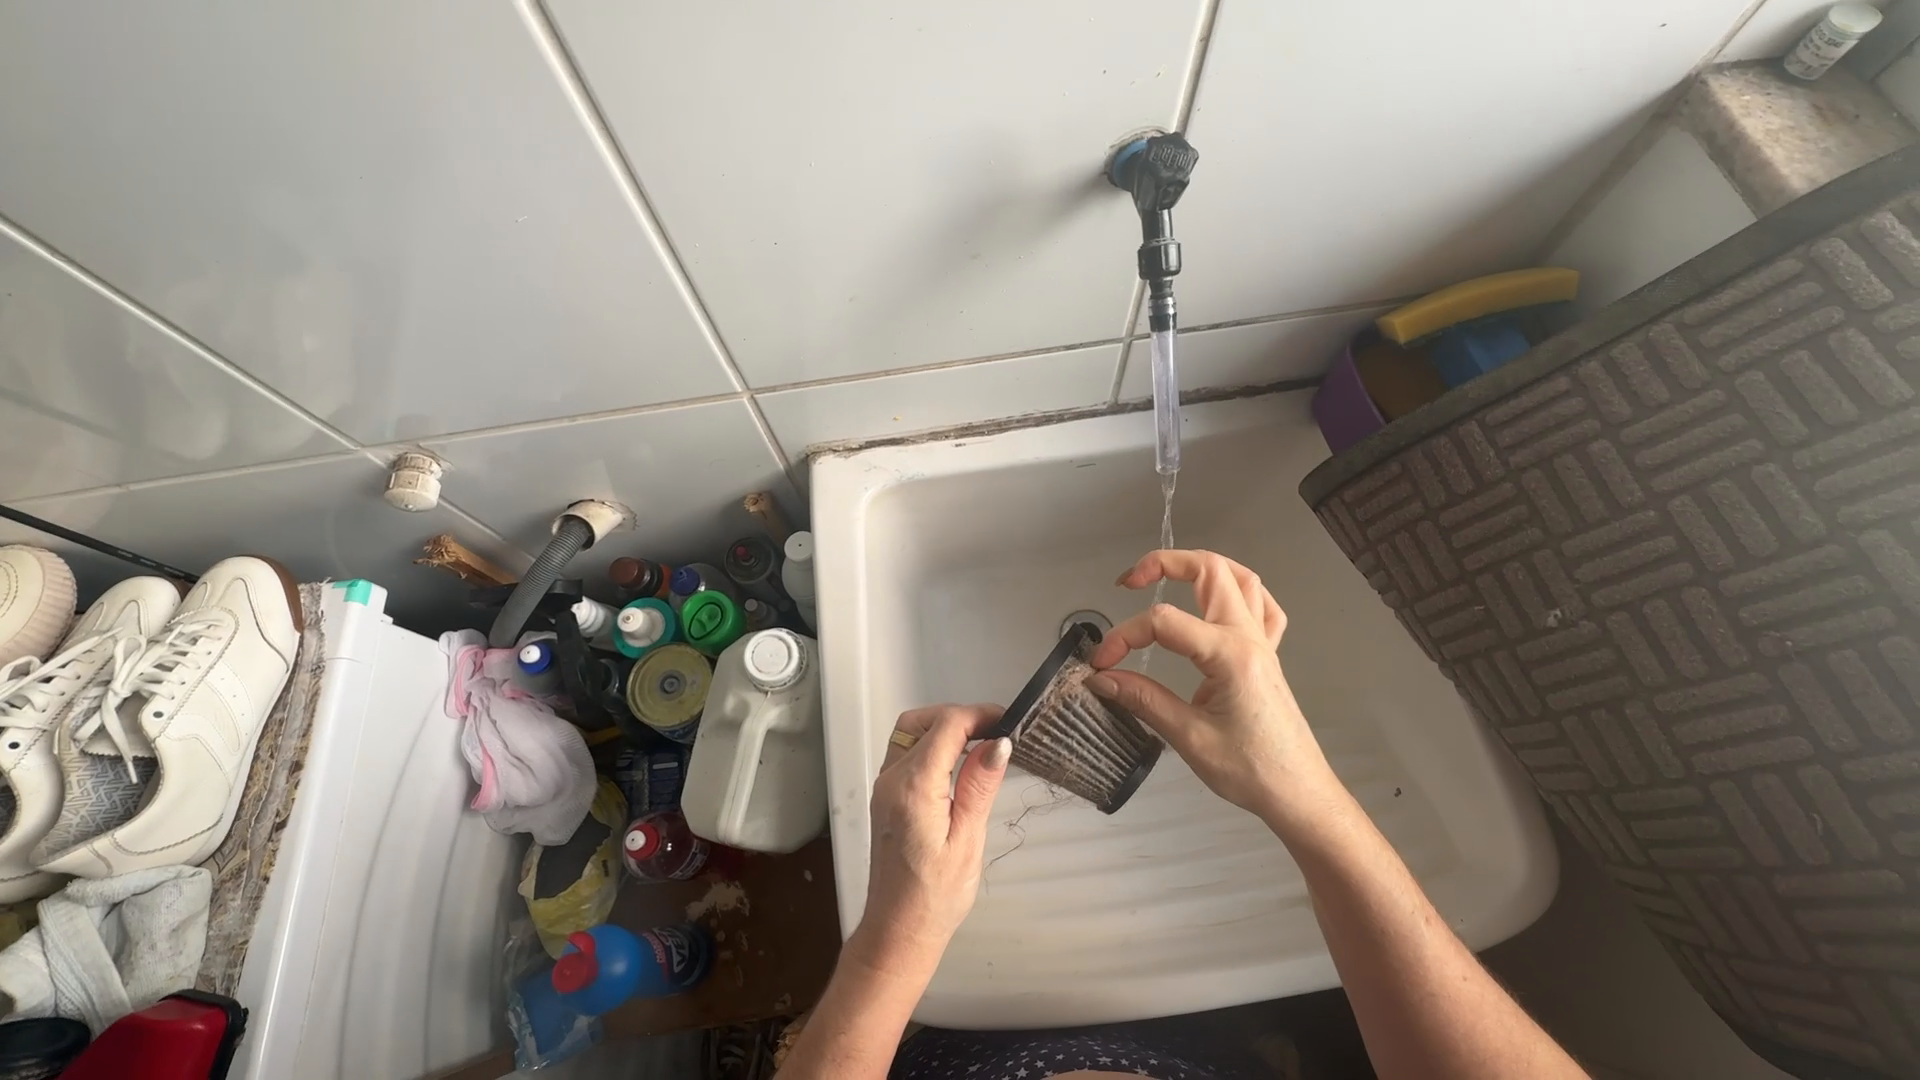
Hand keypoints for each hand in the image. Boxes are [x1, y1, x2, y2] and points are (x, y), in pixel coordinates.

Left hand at [853, 704, 1010, 972]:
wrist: (898, 930)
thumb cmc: (936, 896)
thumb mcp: (967, 841)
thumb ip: (979, 786)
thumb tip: (998, 742)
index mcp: (913, 787)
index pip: (946, 725)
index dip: (980, 715)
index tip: (1009, 723)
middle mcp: (891, 778)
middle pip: (924, 720)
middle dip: (962, 717)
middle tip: (997, 733)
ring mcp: (884, 785)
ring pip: (911, 730)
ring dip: (945, 726)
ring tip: (981, 744)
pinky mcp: (886, 794)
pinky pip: (906, 750)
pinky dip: (932, 743)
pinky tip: (958, 761)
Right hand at [1084, 550, 1342, 834]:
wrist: (1299, 795)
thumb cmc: (1249, 771)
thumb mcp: (1188, 738)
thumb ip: (1142, 700)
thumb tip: (1100, 679)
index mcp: (1229, 655)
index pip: (1163, 622)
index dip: (1123, 637)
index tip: (1100, 664)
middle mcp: (1249, 637)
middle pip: (1209, 571)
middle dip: (1164, 563)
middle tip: (1129, 582)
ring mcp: (1264, 643)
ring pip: (1240, 578)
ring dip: (1201, 567)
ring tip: (1167, 575)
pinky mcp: (1269, 656)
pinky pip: (1262, 606)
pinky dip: (1237, 591)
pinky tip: (1217, 601)